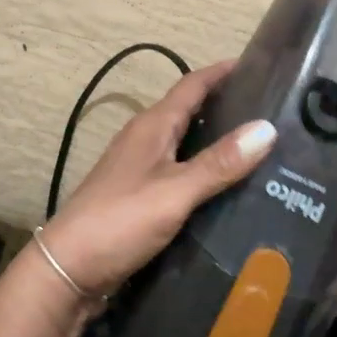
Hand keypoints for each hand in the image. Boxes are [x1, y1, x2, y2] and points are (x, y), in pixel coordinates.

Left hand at [39, 61, 277, 296]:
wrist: (67, 272)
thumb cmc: (120, 221)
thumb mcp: (176, 191)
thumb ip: (220, 162)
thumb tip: (268, 127)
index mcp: (153, 126)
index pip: (192, 84)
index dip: (222, 72)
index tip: (258, 64)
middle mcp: (145, 139)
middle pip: (189, 110)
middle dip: (226, 104)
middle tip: (269, 110)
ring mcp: (138, 168)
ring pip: (184, 142)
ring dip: (215, 139)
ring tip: (257, 146)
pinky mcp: (138, 196)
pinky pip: (179, 170)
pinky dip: (204, 169)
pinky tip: (226, 186)